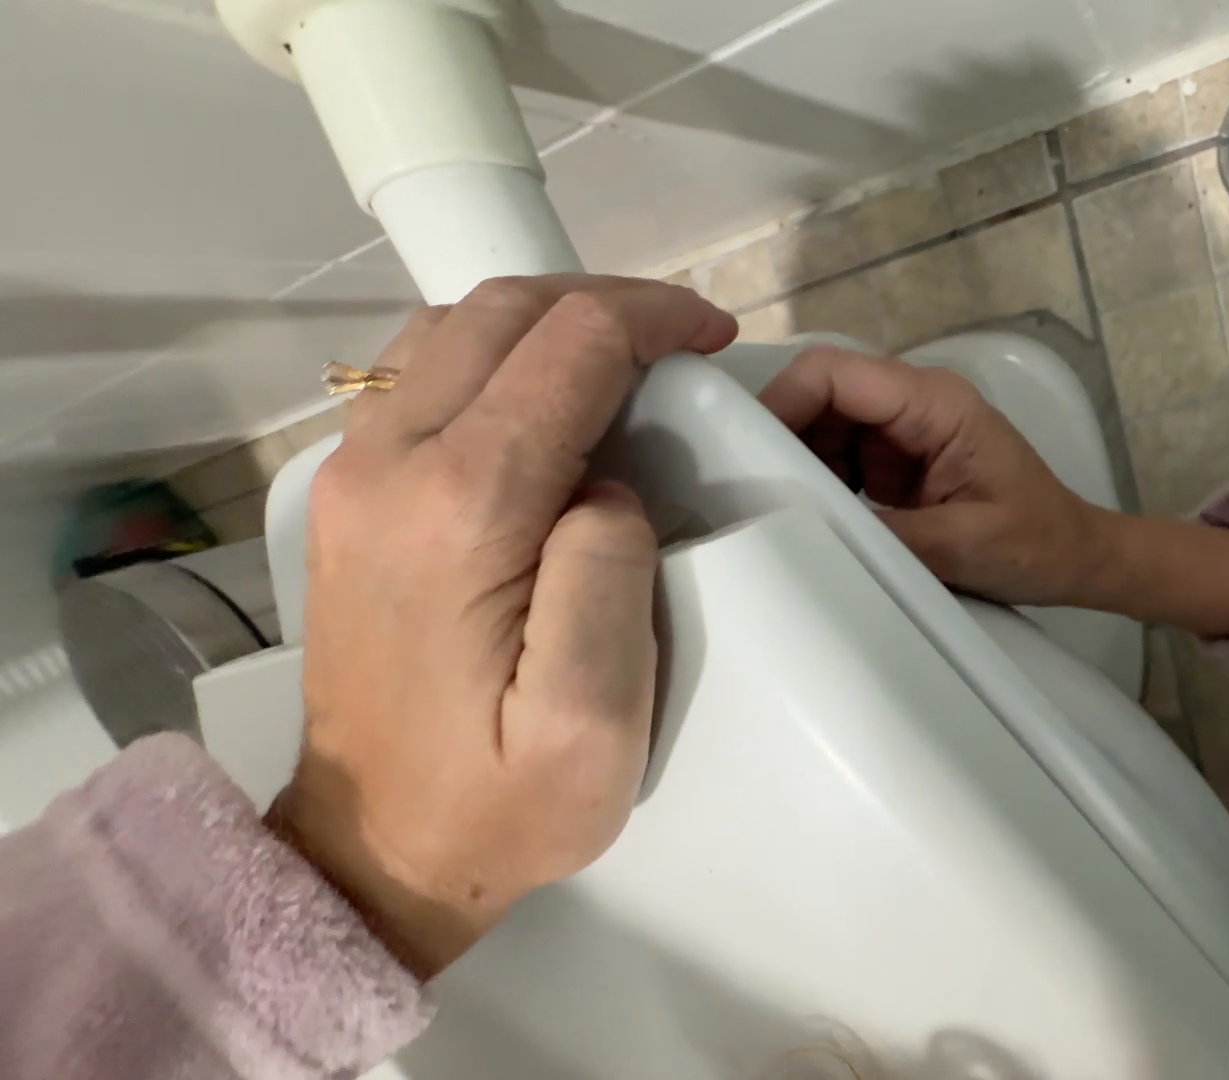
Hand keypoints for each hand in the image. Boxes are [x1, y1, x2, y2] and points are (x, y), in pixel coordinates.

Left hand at [265, 275, 736, 978]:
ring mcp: (357, 475)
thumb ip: (610, 575)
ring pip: (458, 327)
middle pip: (506, 312)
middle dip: (613, 302)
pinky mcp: (355, 495)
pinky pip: (430, 371)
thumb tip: (614, 485)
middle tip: (691, 335)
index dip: (655, 322)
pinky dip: (509, 351)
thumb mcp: (593, 718)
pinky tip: (558, 393)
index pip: (570, 348)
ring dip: (558, 318)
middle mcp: (392, 465)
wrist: (374, 850)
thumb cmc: (504, 799)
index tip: (718, 336)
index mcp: (465, 509)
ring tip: (636, 353)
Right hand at [759, 346, 1105, 606]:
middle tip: (751, 494)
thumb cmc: (1035, 542)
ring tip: (775, 513)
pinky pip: (840, 461)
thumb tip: (805, 529)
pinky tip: (811, 520)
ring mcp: (904, 434)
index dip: (782, 401)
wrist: (1072, 557)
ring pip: (823, 429)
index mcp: (935, 403)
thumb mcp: (964, 543)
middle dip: (782, 437)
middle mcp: (913, 406)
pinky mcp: (898, 464)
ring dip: (798, 466)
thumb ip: (886, 533)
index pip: (835, 373)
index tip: (747, 454)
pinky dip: (820, 486)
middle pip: (821, 396)